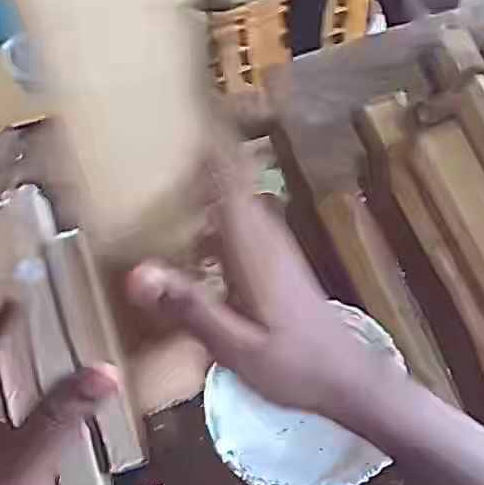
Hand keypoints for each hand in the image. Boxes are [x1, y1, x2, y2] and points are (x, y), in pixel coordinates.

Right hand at [125, 145, 395, 425]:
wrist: (347, 381)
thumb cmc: (294, 365)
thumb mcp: (236, 346)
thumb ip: (190, 308)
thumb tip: (136, 272)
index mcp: (253, 248)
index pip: (229, 177)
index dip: (209, 140)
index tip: (183, 103)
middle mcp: (265, 238)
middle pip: (230, 182)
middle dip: (197, 159)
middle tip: (150, 145)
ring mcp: (275, 251)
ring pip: (235, 206)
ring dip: (204, 192)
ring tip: (160, 186)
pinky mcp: (279, 268)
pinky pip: (240, 229)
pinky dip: (214, 224)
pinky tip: (191, 248)